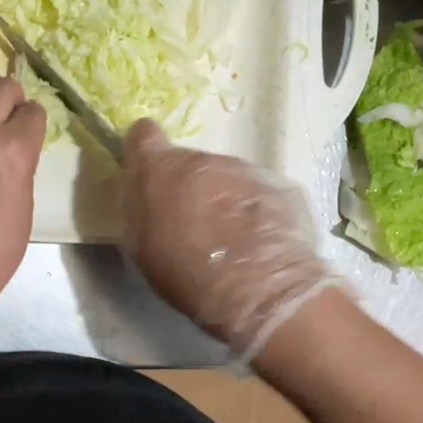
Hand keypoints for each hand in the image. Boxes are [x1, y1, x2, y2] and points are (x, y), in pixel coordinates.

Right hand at [122, 119, 339, 358]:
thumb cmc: (184, 271)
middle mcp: (204, 159)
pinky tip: (255, 243)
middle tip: (191, 226)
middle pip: (190, 164)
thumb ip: (141, 209)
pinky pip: (258, 195)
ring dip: (222, 200)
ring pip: (226, 178)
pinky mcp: (281, 186)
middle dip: (188, 187)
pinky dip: (254, 212)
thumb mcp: (141, 246)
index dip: (143, 150)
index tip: (146, 170)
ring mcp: (247, 169)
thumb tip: (146, 195)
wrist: (256, 288)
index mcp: (160, 170)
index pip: (143, 135)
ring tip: (228, 239)